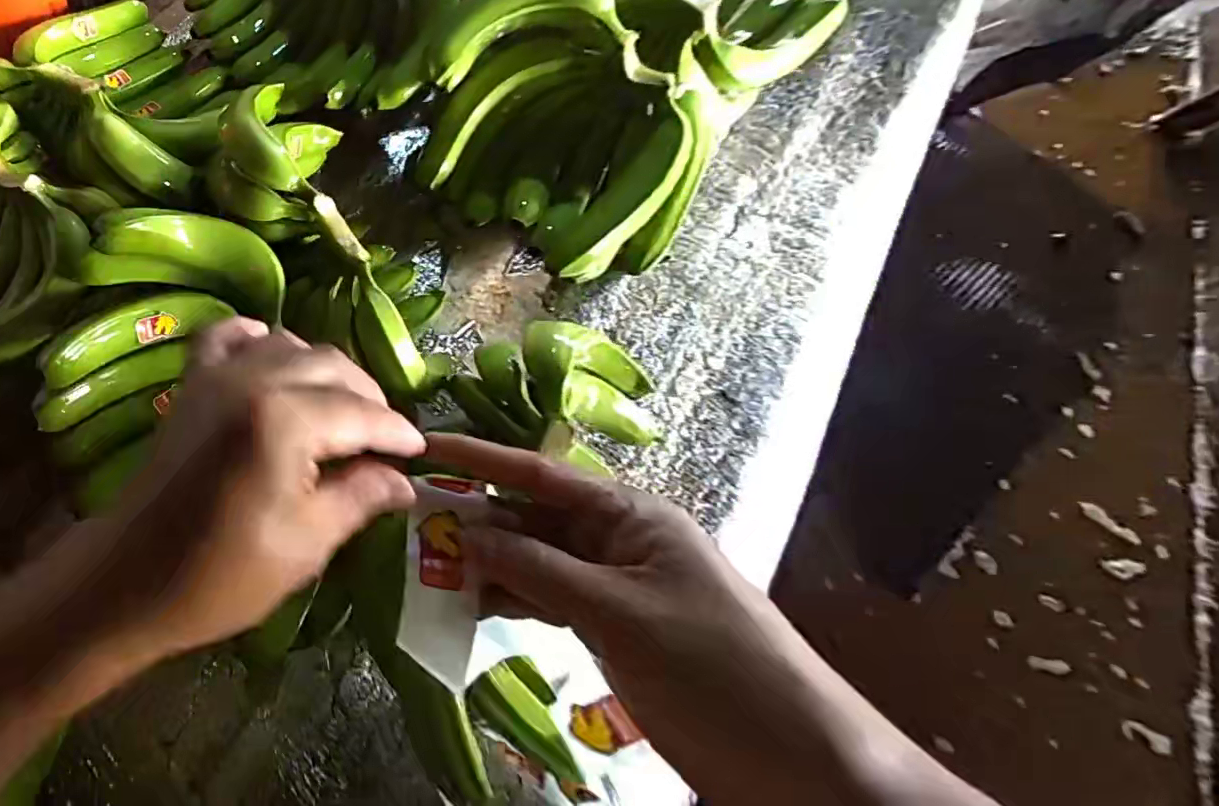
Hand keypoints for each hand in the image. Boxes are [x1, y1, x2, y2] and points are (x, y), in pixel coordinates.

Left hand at [83, 320, 423, 661]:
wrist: (128, 579)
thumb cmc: (220, 574)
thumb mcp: (305, 544)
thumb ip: (360, 497)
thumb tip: (405, 482)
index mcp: (286, 420)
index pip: (362, 412)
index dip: (396, 432)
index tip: (418, 451)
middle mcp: (254, 380)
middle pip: (332, 366)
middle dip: (369, 397)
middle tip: (385, 437)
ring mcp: (218, 374)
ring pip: (291, 344)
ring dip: (324, 369)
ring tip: (342, 407)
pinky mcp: (193, 382)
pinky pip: (229, 336)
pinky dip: (259, 337)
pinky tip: (275, 352)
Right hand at [425, 433, 994, 805]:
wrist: (807, 771)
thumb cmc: (717, 672)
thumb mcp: (620, 614)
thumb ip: (537, 569)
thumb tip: (466, 533)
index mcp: (627, 513)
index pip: (537, 474)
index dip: (477, 457)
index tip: (424, 446)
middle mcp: (614, 537)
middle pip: (529, 516)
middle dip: (474, 517)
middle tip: (411, 520)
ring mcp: (611, 582)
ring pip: (533, 557)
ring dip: (486, 562)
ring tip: (429, 565)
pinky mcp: (610, 623)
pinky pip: (546, 596)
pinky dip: (511, 598)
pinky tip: (470, 605)